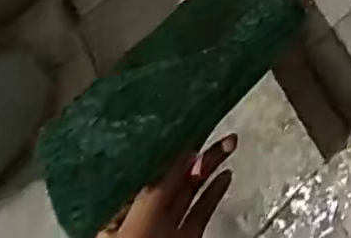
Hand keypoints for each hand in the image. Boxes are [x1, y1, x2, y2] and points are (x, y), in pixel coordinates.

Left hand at [101, 135, 237, 237]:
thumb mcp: (138, 224)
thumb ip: (158, 189)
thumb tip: (185, 152)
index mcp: (119, 215)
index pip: (145, 173)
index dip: (168, 149)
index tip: (191, 122)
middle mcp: (141, 220)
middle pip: (172, 179)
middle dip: (196, 155)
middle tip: (220, 131)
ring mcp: (164, 232)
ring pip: (189, 192)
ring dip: (211, 168)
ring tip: (231, 144)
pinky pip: (200, 213)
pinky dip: (215, 193)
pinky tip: (227, 175)